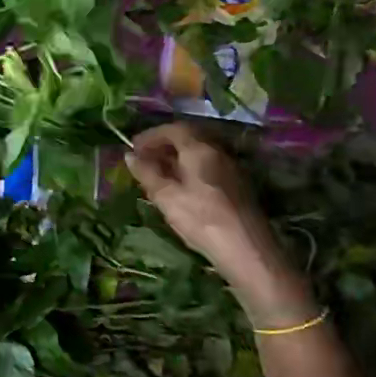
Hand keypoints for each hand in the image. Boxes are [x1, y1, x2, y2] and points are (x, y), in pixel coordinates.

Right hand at [126, 124, 314, 326]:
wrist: (245, 247)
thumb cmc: (201, 218)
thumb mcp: (167, 197)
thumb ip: (148, 173)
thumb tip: (130, 155)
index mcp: (199, 148)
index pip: (173, 129)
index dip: (151, 135)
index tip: (134, 147)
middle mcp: (218, 151)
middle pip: (188, 139)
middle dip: (164, 146)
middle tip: (144, 160)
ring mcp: (231, 167)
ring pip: (199, 154)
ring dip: (177, 159)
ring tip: (159, 176)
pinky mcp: (237, 185)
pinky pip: (208, 167)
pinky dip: (190, 170)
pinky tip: (182, 189)